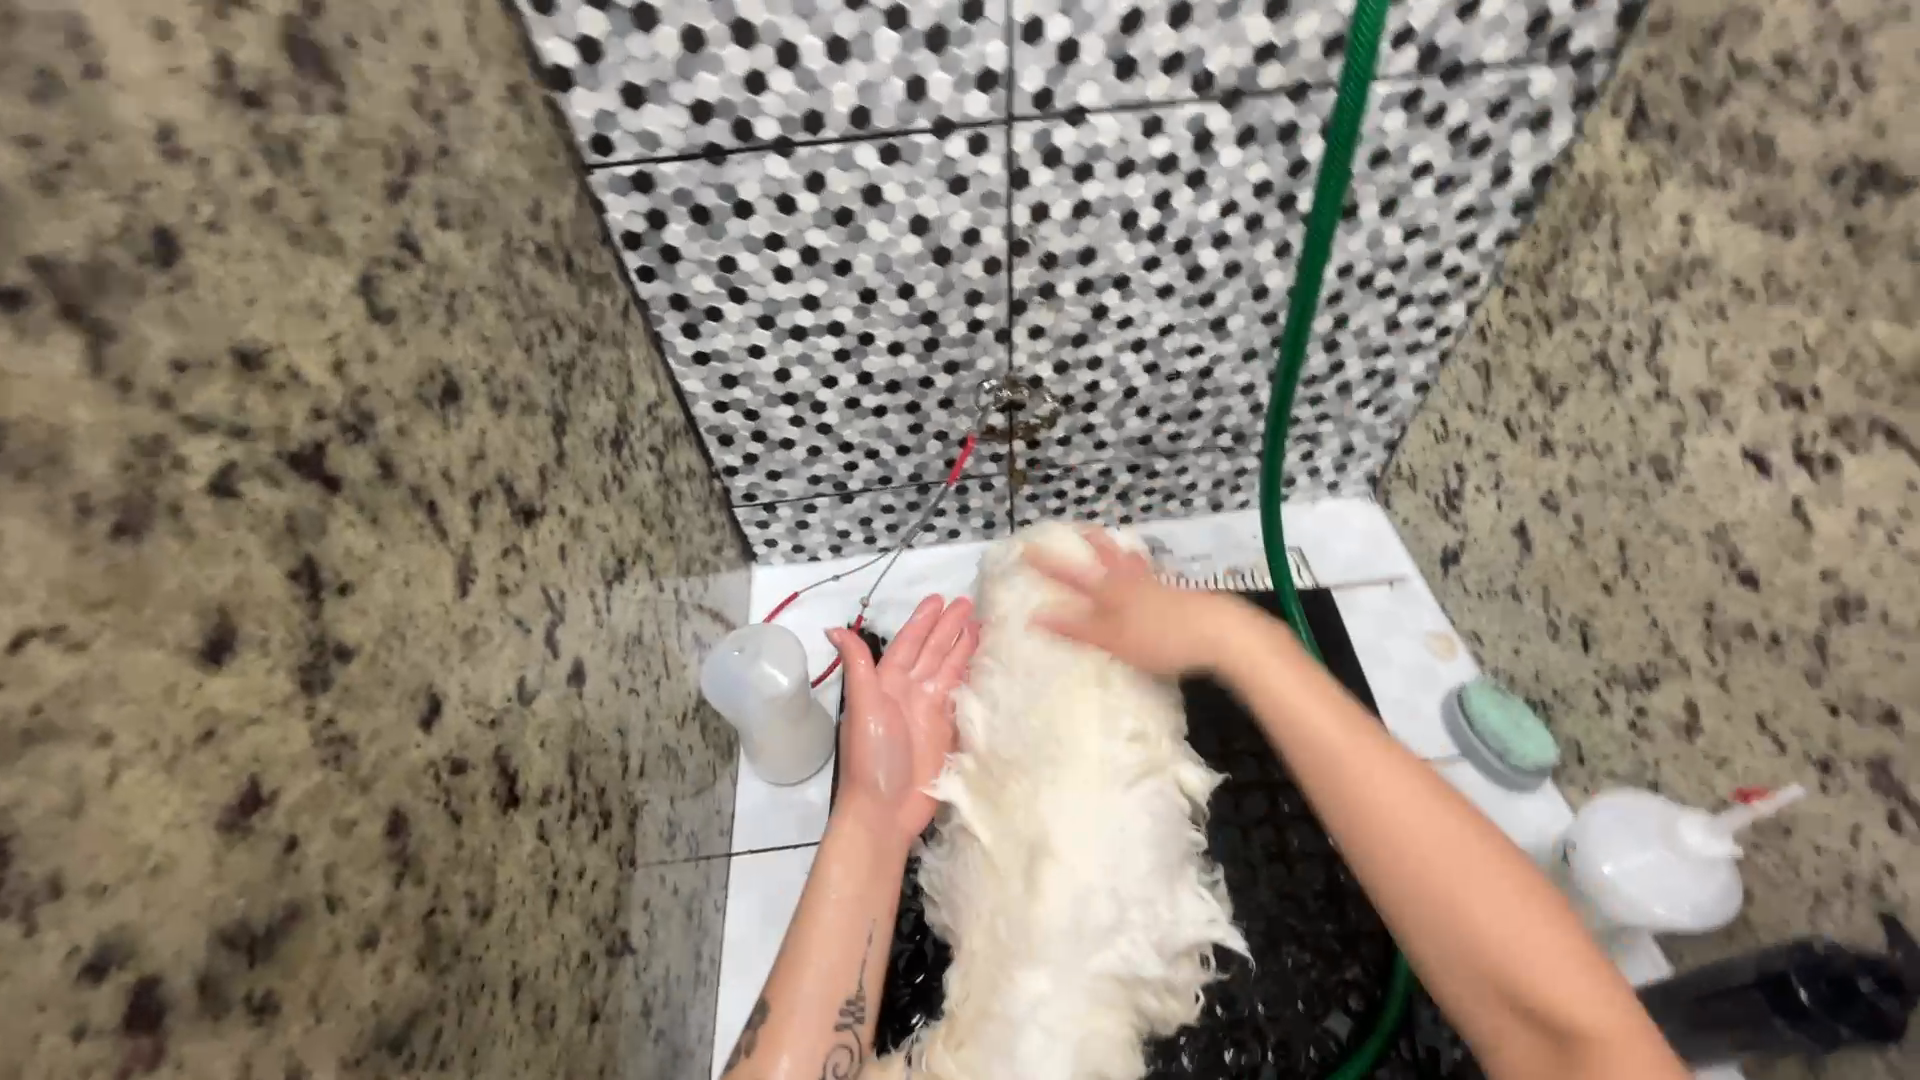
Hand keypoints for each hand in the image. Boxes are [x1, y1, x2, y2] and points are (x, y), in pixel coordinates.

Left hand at [827, 594, 977, 844]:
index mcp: (887, 683)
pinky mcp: (948, 732)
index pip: (908, 644)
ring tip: (981, 624)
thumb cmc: (871, 756)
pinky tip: (985, 662)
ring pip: (950, 670)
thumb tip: (833, 628)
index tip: (939, 600)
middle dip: (948, 628)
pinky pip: (962, 696)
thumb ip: (858, 665)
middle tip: (968, 603)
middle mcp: (910, 692)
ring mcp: (930, 712)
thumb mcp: (862, 705)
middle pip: (933, 652)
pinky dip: (972, 678)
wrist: (885, 809)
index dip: (922, 622)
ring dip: (963, 647)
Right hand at [1024, 526, 1256, 676]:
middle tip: (1081, 529)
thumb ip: (1075, 627)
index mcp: (1111, 590)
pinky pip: (1153, 577)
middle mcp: (1131, 582)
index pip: (1071, 574)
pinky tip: (1151, 578)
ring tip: (1118, 544)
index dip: (1048, 564)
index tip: (1027, 549)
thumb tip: (1035, 616)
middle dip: (1091, 543)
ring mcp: (1158, 587)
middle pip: (1107, 557)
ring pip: (1133, 563)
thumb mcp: (1111, 638)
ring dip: (1120, 552)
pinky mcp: (1180, 597)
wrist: (1220, 633)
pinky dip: (1145, 571)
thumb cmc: (1161, 638)